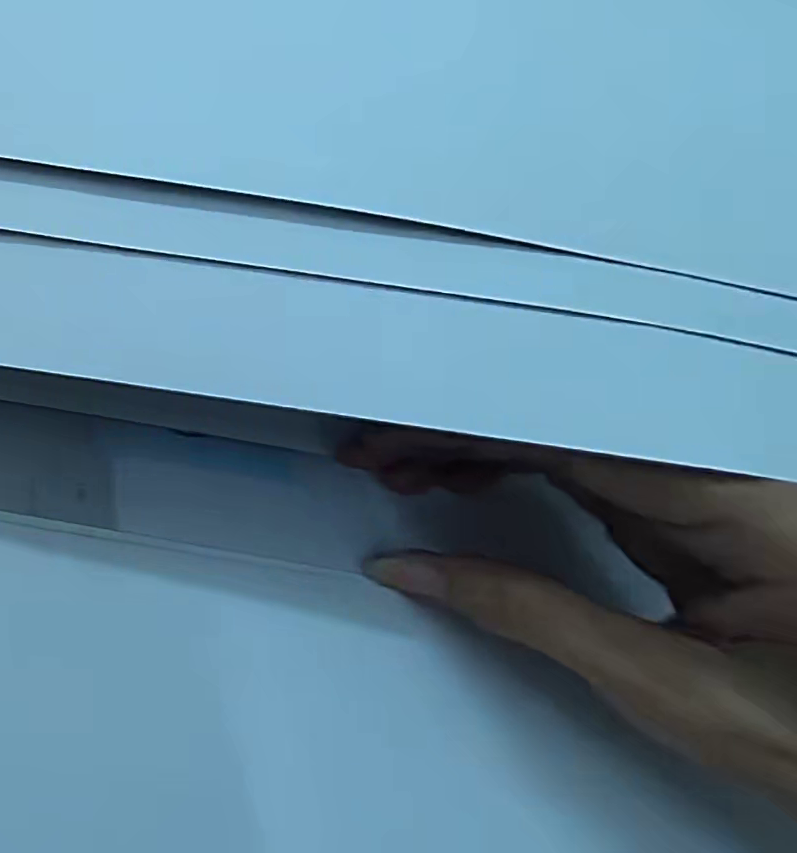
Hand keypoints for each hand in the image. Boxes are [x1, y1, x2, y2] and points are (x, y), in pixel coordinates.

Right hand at [342, 429, 796, 803]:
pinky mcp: (685, 520)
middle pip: (552, 431)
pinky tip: (461, 483)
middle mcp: (730, 484)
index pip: (564, 439)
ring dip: (468, 453)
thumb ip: (528, 615)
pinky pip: (573, 472)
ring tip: (403, 474)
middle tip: (371, 458)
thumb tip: (406, 570)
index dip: (458, 432)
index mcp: (748, 506)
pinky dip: (504, 473)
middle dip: (448, 439)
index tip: (385, 444)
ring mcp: (708, 499)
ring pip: (556, 445)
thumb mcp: (674, 688)